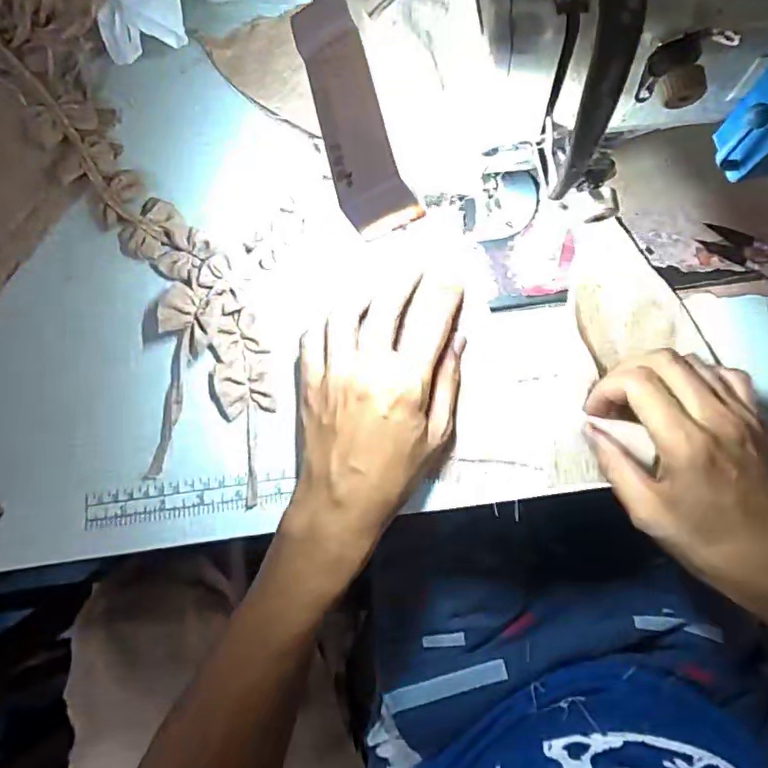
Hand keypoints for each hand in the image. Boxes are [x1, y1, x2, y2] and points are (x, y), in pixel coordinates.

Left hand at [282, 271, 465, 572]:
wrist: (339, 503)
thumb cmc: (397, 472)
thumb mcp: (439, 433)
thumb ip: (449, 381)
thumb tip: (458, 340)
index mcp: (406, 382)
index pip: (429, 320)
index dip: (444, 289)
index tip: (454, 270)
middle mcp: (368, 368)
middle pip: (386, 304)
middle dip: (407, 276)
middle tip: (419, 264)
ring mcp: (333, 371)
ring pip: (345, 312)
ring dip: (366, 290)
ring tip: (380, 282)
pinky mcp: (309, 380)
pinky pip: (313, 334)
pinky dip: (329, 317)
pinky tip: (343, 314)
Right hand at [583, 350, 767, 634]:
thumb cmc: (711, 546)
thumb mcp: (651, 516)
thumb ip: (616, 466)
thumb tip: (592, 429)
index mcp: (685, 442)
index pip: (638, 382)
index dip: (606, 388)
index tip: (594, 412)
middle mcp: (715, 415)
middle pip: (664, 359)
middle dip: (627, 370)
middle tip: (612, 399)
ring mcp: (742, 411)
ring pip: (694, 360)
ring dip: (660, 369)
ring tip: (643, 396)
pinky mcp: (758, 415)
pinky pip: (725, 374)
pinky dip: (698, 374)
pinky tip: (687, 395)